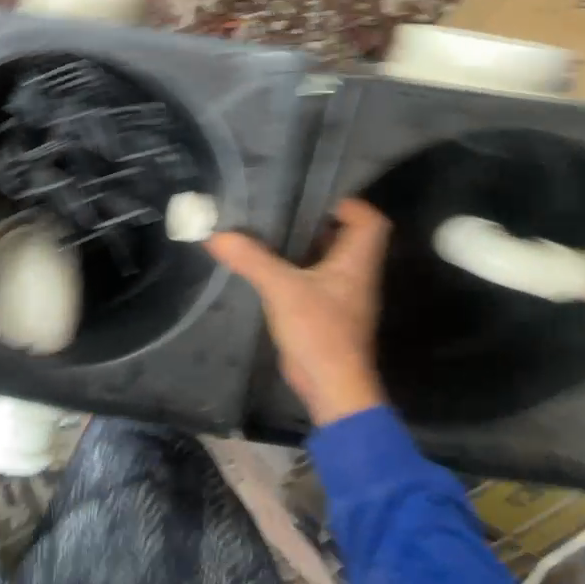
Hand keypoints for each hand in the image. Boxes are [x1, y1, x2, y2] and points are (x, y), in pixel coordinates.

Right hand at [204, 199, 391, 426]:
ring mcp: (339, 294)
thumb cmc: (320, 332)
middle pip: (343, 236)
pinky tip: (259, 262)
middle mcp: (353, 275)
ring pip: (323, 257)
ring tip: (263, 227)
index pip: (369, 222)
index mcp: (356, 264)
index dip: (347, 203)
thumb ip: (251, 259)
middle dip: (313, 218)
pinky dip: (288, 266)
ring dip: (298, 242)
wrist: (331, 388)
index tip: (310, 194)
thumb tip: (215, 235)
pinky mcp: (322, 311)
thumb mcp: (282, 289)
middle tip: (277, 204)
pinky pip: (307, 277)